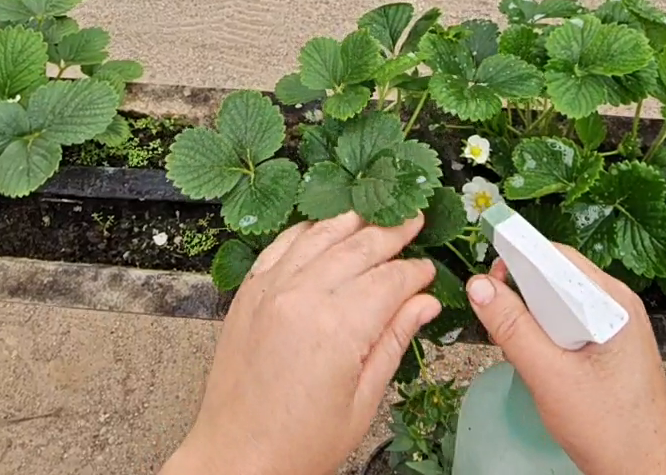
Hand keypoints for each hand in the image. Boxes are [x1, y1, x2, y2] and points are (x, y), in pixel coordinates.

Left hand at [162, 213, 441, 474]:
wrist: (236, 458)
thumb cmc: (302, 443)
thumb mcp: (362, 403)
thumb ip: (393, 342)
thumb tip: (426, 302)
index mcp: (338, 328)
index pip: (389, 280)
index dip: (414, 271)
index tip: (429, 270)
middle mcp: (303, 295)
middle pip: (359, 247)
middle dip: (391, 232)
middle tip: (413, 220)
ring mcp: (273, 287)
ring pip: (321, 235)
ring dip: (352, 221)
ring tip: (375, 214)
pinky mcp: (250, 289)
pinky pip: (283, 243)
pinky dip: (308, 229)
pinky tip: (324, 226)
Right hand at [467, 247, 665, 474]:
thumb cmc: (611, 433)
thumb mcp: (550, 377)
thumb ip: (512, 327)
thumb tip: (479, 285)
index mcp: (612, 302)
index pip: (555, 258)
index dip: (517, 259)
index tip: (486, 277)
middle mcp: (616, 304)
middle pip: (555, 274)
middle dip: (520, 291)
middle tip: (496, 317)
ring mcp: (614, 324)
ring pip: (557, 298)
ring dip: (530, 314)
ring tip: (518, 345)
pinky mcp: (607, 343)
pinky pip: (567, 318)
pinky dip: (544, 330)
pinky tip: (537, 357)